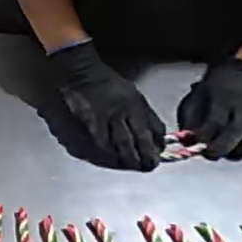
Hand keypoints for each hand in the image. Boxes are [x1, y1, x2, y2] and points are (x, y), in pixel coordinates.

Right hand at [47, 41, 164, 170]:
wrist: (82, 73)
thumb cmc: (109, 84)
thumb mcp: (135, 96)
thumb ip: (147, 117)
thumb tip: (158, 139)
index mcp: (135, 105)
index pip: (150, 132)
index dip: (153, 149)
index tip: (155, 159)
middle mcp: (122, 112)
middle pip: (133, 142)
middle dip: (140, 158)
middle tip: (144, 167)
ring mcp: (103, 117)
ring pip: (117, 145)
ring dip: (124, 159)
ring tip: (127, 166)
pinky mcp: (87, 120)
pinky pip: (98, 141)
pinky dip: (104, 152)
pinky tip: (106, 158)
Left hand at [178, 57, 241, 158]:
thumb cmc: (215, 90)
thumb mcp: (196, 98)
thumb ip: (190, 120)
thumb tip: (187, 141)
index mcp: (223, 98)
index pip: (215, 121)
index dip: (205, 136)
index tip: (197, 145)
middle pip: (237, 131)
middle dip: (222, 146)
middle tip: (211, 154)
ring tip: (230, 153)